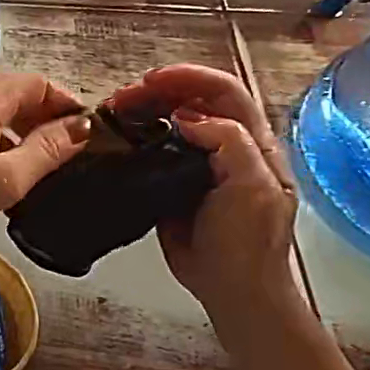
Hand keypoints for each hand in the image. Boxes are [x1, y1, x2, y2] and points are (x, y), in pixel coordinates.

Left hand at [0, 73, 90, 259]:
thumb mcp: (6, 178)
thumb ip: (47, 151)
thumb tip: (83, 128)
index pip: (36, 83)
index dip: (66, 101)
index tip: (90, 131)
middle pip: (21, 96)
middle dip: (52, 116)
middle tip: (76, 150)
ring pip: (6, 117)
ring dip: (33, 133)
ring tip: (54, 165)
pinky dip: (13, 147)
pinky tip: (20, 176)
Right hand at [111, 65, 303, 321]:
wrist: (232, 291)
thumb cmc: (249, 244)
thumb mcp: (253, 188)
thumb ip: (229, 143)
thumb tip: (186, 117)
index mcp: (253, 143)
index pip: (224, 92)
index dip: (190, 78)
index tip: (153, 81)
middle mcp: (225, 145)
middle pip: (193, 99)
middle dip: (159, 89)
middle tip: (125, 97)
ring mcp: (197, 162)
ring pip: (170, 119)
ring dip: (144, 107)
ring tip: (115, 110)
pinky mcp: (173, 180)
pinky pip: (154, 147)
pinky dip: (135, 133)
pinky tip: (117, 135)